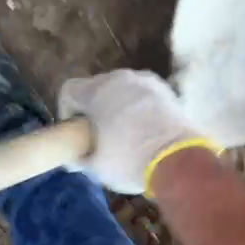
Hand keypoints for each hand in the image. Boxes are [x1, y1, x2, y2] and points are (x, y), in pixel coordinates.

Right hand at [59, 69, 220, 194]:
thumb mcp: (95, 166)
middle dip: (94, 109)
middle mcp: (120, 78)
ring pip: (122, 91)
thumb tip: (74, 157)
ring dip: (118, 108)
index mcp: (96, 91)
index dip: (66, 110)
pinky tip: (145, 133)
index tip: (73, 132)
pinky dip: (139, 111)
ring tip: (124, 136)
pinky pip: (144, 98)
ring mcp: (147, 82)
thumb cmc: (128, 160)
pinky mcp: (168, 92)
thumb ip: (79, 157)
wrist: (178, 160)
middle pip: (97, 88)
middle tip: (97, 136)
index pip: (68, 90)